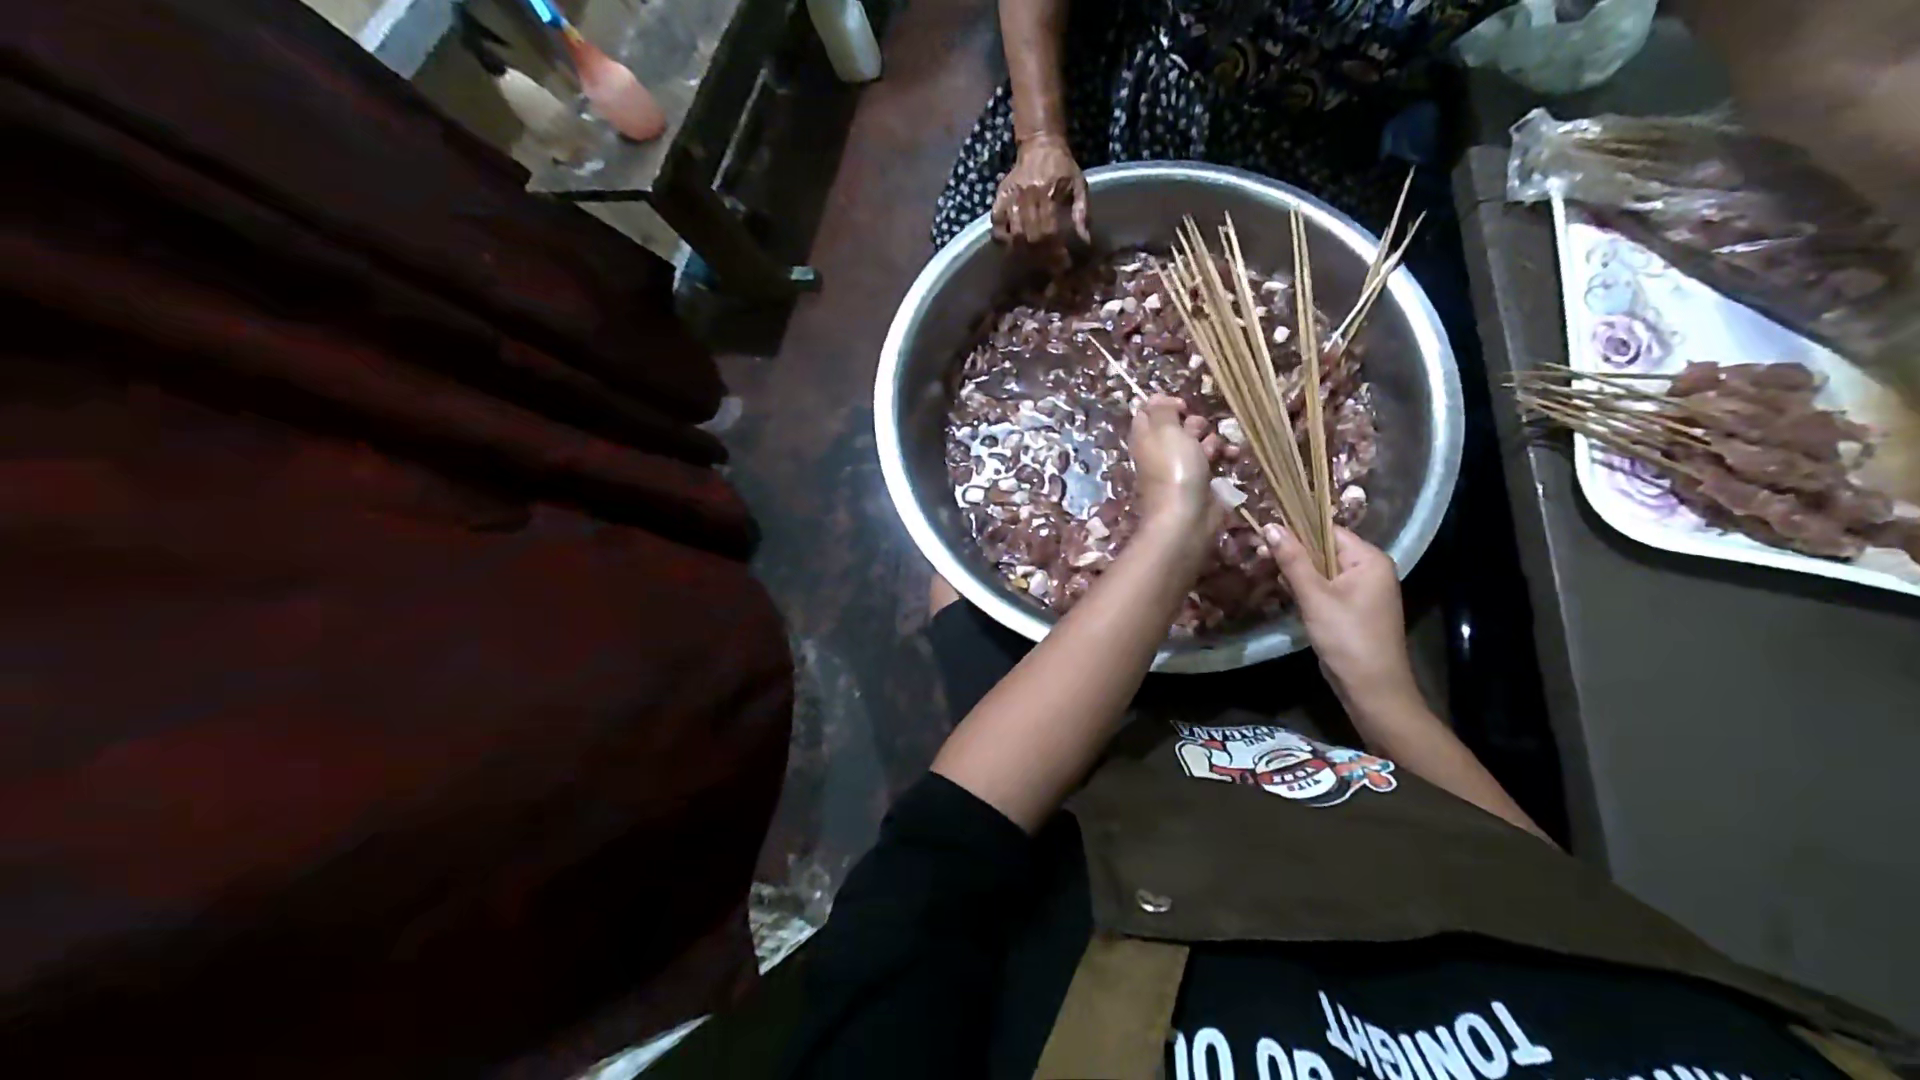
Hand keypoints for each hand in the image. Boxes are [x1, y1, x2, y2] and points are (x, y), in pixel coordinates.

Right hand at [991, 134, 1089, 253]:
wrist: (1040, 145)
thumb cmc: (1063, 168)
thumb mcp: (1079, 186)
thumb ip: (1082, 213)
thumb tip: (1085, 241)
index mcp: (1049, 193)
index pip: (1049, 232)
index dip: (1055, 252)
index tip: (1062, 265)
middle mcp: (1028, 196)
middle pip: (1031, 238)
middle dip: (1041, 257)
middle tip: (1049, 267)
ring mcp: (1011, 198)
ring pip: (1014, 235)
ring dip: (1023, 252)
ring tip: (1033, 260)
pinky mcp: (999, 199)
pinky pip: (996, 225)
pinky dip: (1002, 239)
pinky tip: (1012, 245)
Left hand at [1129, 395, 1224, 539]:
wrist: (1186, 516)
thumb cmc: (1173, 468)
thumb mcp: (1164, 430)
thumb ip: (1160, 410)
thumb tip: (1156, 399)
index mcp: (1146, 437)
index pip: (1149, 412)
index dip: (1165, 405)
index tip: (1181, 407)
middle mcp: (1162, 450)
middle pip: (1180, 425)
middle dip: (1194, 424)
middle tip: (1197, 433)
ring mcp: (1182, 466)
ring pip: (1201, 441)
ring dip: (1213, 440)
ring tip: (1213, 450)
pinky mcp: (1202, 479)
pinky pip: (1215, 459)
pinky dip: (1225, 456)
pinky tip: (1233, 457)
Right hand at [1263, 523, 1420, 713]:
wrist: (1372, 688)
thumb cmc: (1346, 638)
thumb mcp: (1314, 597)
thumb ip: (1292, 560)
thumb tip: (1270, 525)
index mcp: (1369, 559)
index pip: (1328, 530)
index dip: (1295, 529)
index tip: (1263, 532)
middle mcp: (1370, 569)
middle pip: (1325, 548)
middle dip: (1292, 551)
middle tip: (1258, 551)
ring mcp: (1363, 589)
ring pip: (1322, 568)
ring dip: (1296, 570)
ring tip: (1265, 568)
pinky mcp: (1353, 607)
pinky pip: (1326, 586)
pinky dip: (1306, 586)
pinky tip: (1284, 589)